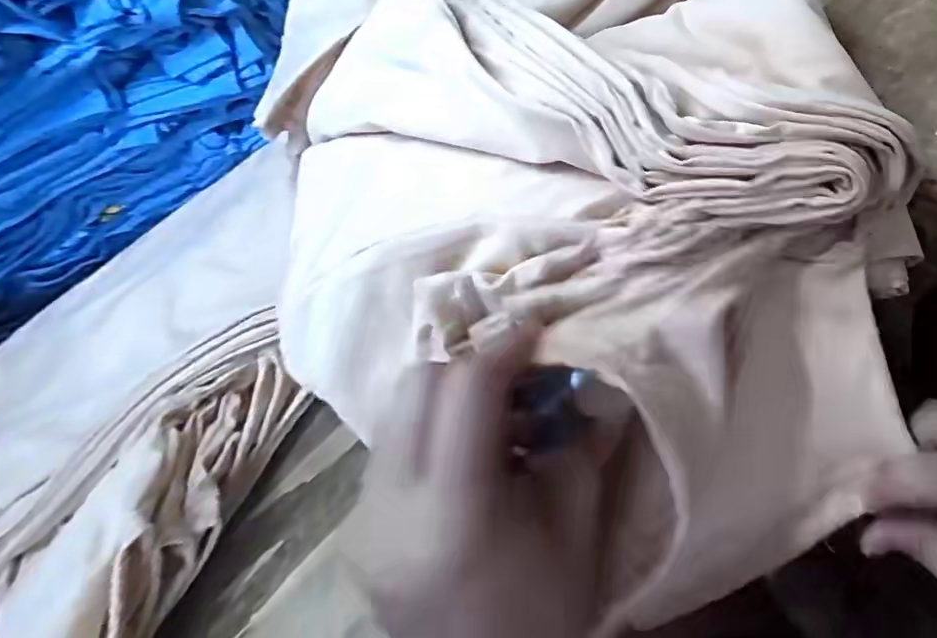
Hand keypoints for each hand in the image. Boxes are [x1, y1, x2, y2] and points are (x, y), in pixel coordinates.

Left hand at [352, 321, 619, 637]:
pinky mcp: (357, 523)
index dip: (503, 345)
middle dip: (471, 359)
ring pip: (399, 406)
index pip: (465, 390)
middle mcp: (389, 509)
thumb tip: (578, 372)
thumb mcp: (576, 520)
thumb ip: (577, 437)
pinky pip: (395, 438)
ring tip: (499, 406)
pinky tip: (473, 445)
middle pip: (418, 384)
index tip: (535, 326)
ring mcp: (363, 517)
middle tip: (516, 364)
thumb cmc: (544, 609)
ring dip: (451, 387)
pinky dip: (434, 420)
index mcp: (452, 514)